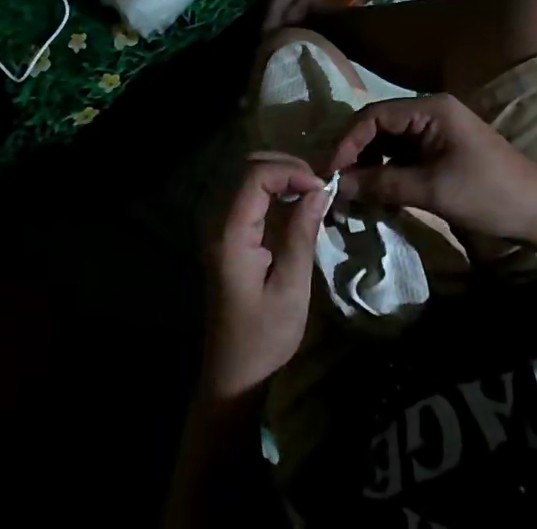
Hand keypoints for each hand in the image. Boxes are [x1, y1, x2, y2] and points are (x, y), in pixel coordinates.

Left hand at [199, 153, 330, 400]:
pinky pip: (244, 194)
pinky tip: (293, 201)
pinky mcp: (223, 232)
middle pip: (245, 167)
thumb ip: (301, 234)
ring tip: (310, 191)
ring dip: (277, 174)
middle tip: (318, 186)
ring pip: (243, 176)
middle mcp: (215, 220)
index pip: (253, 176)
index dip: (289, 171)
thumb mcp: (292, 288)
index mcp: (229, 233)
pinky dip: (269, 188)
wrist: (233, 370)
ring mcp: (215, 224)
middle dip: (284, 166)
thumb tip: (318, 190)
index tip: (321, 188)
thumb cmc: (264, 336)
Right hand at [330, 94, 536, 257]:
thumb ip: (381, 184)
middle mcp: (428, 112)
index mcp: (429, 109)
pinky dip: (383, 173)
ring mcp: (433, 132)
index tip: (330, 171)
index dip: (347, 142)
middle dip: (353, 154)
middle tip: (334, 182)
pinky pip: (398, 156)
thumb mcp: (432, 190)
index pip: (372, 116)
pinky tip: (373, 193)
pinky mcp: (437, 152)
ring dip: (366, 166)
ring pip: (385, 143)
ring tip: (350, 191)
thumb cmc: (489, 195)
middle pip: (376, 126)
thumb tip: (336, 186)